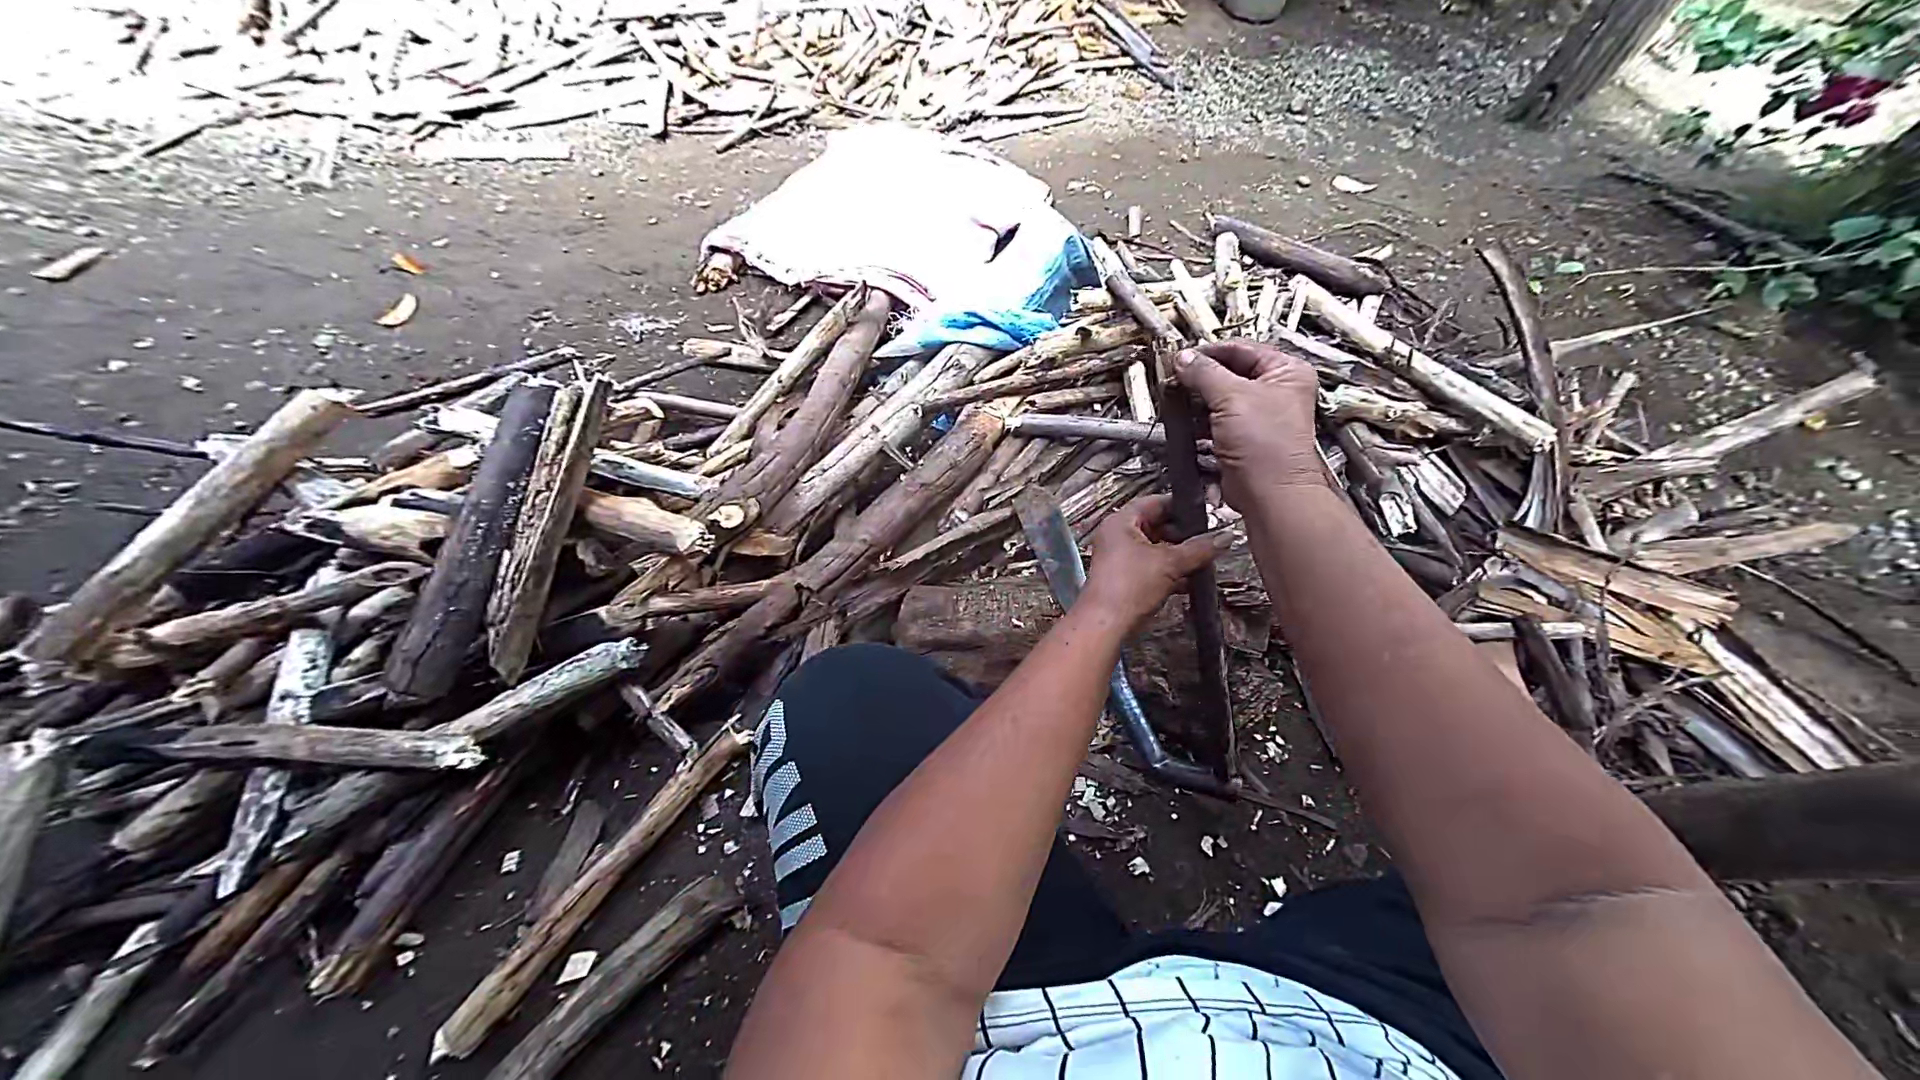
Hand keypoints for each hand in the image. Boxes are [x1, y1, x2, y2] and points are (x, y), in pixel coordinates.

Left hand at [1079, 494, 1229, 631]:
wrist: (1106, 624)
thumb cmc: (1127, 587)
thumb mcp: (1170, 563)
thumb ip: (1200, 548)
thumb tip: (1224, 537)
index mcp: (1121, 522)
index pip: (1155, 502)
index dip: (1181, 507)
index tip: (1205, 513)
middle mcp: (1118, 536)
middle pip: (1158, 526)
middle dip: (1184, 536)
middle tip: (1208, 540)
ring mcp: (1120, 557)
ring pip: (1157, 549)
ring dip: (1179, 556)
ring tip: (1204, 560)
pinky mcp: (1126, 578)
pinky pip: (1153, 567)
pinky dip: (1170, 572)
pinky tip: (1190, 581)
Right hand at [1172, 341, 1322, 509]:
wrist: (1269, 492)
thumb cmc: (1270, 448)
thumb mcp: (1232, 397)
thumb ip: (1204, 373)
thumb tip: (1185, 359)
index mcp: (1285, 372)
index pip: (1240, 348)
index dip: (1209, 352)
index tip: (1182, 358)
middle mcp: (1275, 392)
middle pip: (1228, 373)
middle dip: (1199, 378)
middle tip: (1176, 378)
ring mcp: (1257, 417)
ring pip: (1218, 398)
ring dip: (1196, 401)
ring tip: (1177, 400)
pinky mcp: (1241, 438)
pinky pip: (1214, 422)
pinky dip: (1198, 421)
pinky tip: (1185, 422)